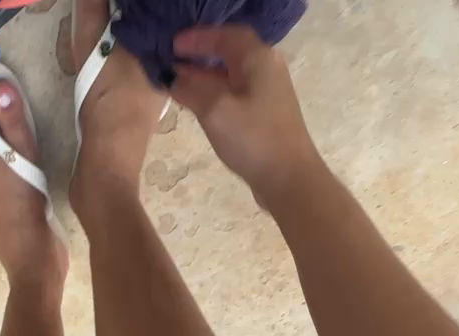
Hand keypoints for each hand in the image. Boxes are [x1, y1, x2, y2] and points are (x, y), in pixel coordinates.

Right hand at [167, 26, 325, 200]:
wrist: (286, 175)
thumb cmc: (252, 139)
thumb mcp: (216, 111)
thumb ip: (193, 89)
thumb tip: (173, 77)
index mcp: (257, 59)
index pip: (225, 36)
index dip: (198, 37)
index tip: (173, 43)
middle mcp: (265, 68)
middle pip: (230, 52)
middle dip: (200, 54)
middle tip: (172, 59)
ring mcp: (266, 91)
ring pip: (230, 74)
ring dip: (205, 74)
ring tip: (179, 80)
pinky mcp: (264, 112)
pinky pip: (234, 92)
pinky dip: (213, 91)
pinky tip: (198, 102)